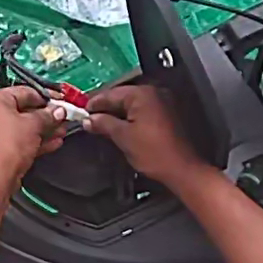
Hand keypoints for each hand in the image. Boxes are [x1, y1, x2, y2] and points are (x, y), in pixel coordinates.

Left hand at [0, 87, 66, 190]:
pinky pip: (17, 140)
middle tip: (63, 118)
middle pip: (22, 110)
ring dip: (43, 129)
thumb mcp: (33, 125)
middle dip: (46, 116)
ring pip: (21, 127)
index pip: (24, 92)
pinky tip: (53, 143)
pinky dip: (33, 140)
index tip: (61, 102)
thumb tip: (58, 111)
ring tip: (62, 131)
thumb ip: (48, 115)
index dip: (46, 97)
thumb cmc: (9, 145)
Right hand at [85, 84, 209, 187]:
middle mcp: (154, 94)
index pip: (111, 93)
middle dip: (105, 108)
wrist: (180, 169)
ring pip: (132, 104)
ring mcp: (162, 104)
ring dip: (117, 113)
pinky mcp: (166, 116)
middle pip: (122, 96)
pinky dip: (129, 118)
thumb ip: (103, 124)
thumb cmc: (156, 153)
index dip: (94, 103)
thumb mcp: (122, 137)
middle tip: (89, 118)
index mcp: (143, 95)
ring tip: (101, 125)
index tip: (82, 111)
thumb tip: (90, 120)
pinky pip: (142, 111)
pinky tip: (120, 128)